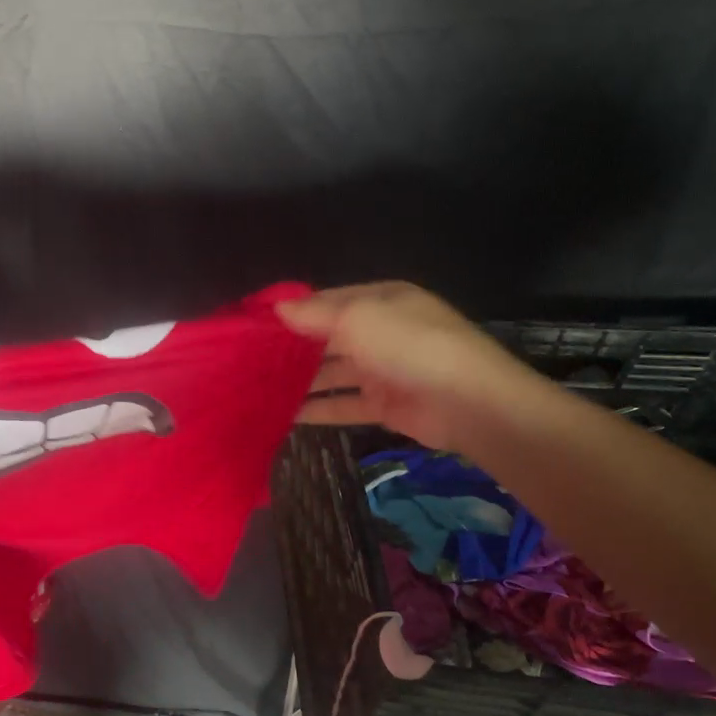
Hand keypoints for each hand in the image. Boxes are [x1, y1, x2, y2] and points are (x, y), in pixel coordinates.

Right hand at [277, 281, 548, 452]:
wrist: (470, 404)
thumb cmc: (410, 346)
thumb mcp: (357, 318)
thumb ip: (313, 314)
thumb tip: (276, 309)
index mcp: (380, 301)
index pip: (325, 301)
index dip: (290, 311)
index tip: (251, 324)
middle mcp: (381, 331)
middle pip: (326, 337)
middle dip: (290, 346)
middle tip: (245, 358)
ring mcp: (383, 369)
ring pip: (332, 371)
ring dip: (299, 379)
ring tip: (256, 386)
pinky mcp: (384, 405)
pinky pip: (342, 404)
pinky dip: (316, 408)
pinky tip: (282, 414)